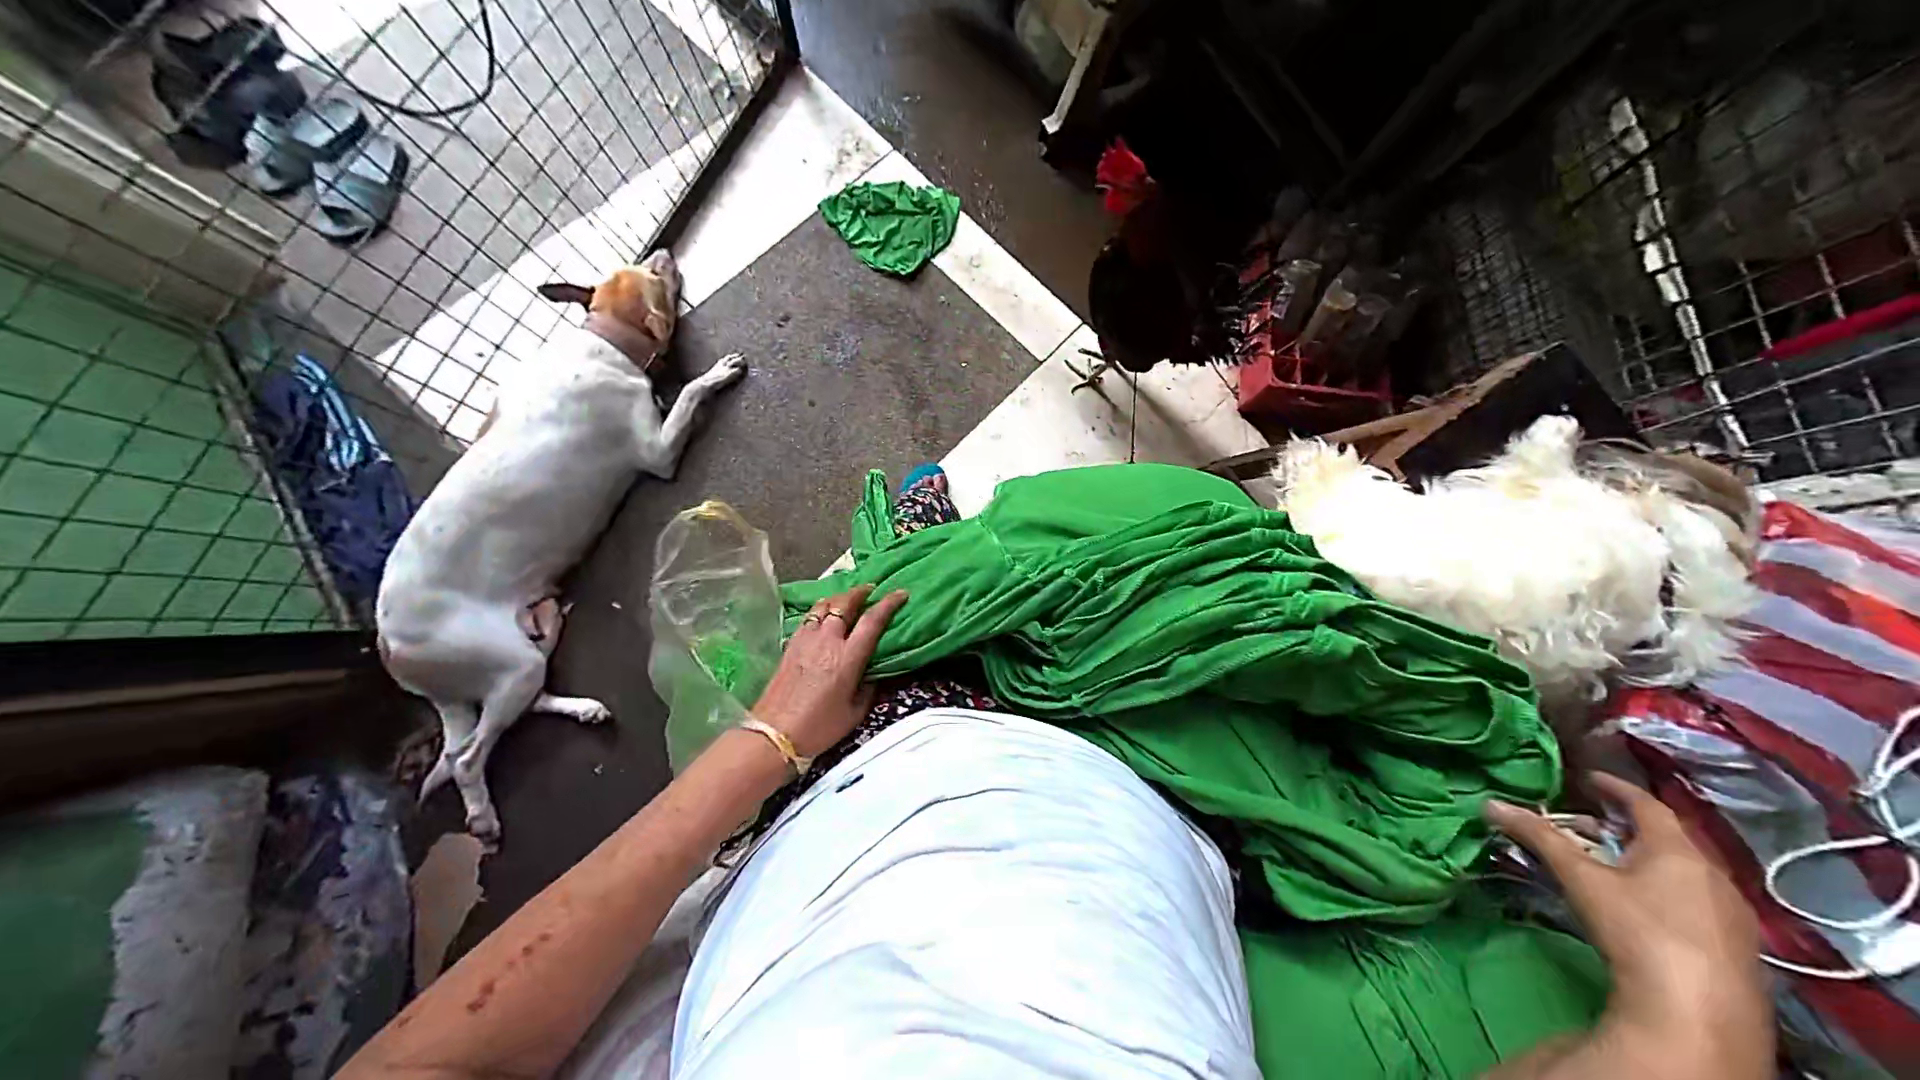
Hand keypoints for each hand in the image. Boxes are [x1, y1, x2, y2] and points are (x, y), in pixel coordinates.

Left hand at [751, 585, 907, 758]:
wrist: (774, 735)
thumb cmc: (819, 727)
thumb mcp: (855, 712)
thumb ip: (868, 688)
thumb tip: (873, 673)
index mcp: (847, 658)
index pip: (872, 620)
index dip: (888, 603)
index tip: (899, 593)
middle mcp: (827, 641)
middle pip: (844, 603)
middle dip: (860, 592)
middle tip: (871, 589)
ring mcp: (805, 641)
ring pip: (822, 606)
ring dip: (838, 598)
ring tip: (847, 598)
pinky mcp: (790, 646)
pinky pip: (808, 618)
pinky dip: (819, 611)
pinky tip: (822, 617)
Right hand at [1485, 773, 1770, 1078]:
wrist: (1700, 1016)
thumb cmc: (1638, 930)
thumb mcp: (1580, 878)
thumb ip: (1539, 837)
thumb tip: (1492, 804)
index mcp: (1678, 851)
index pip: (1647, 804)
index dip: (1617, 788)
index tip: (1590, 779)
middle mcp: (1714, 875)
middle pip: (1668, 838)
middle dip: (1627, 826)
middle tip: (1590, 823)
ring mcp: (1733, 915)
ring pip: (1684, 872)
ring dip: (1647, 860)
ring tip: (1610, 862)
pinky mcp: (1738, 949)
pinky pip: (1696, 900)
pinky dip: (1664, 889)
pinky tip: (1642, 906)